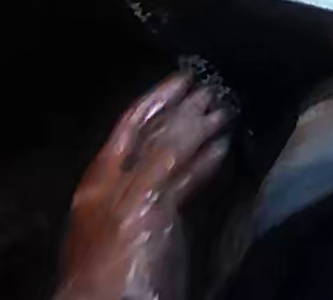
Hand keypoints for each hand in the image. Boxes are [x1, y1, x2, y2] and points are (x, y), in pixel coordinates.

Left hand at [55, 73, 231, 299]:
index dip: (161, 96)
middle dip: (185, 112)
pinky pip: (185, 185)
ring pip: (175, 159)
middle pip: (156, 137)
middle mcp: (123, 185)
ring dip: (200, 135)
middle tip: (216, 91)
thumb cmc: (120, 257)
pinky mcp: (165, 227)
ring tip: (227, 113)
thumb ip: (167, 153)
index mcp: (105, 175)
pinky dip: (204, 165)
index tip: (191, 75)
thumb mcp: (139, 199)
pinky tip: (223, 149)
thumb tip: (198, 112)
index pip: (134, 121)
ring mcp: (144, 206)